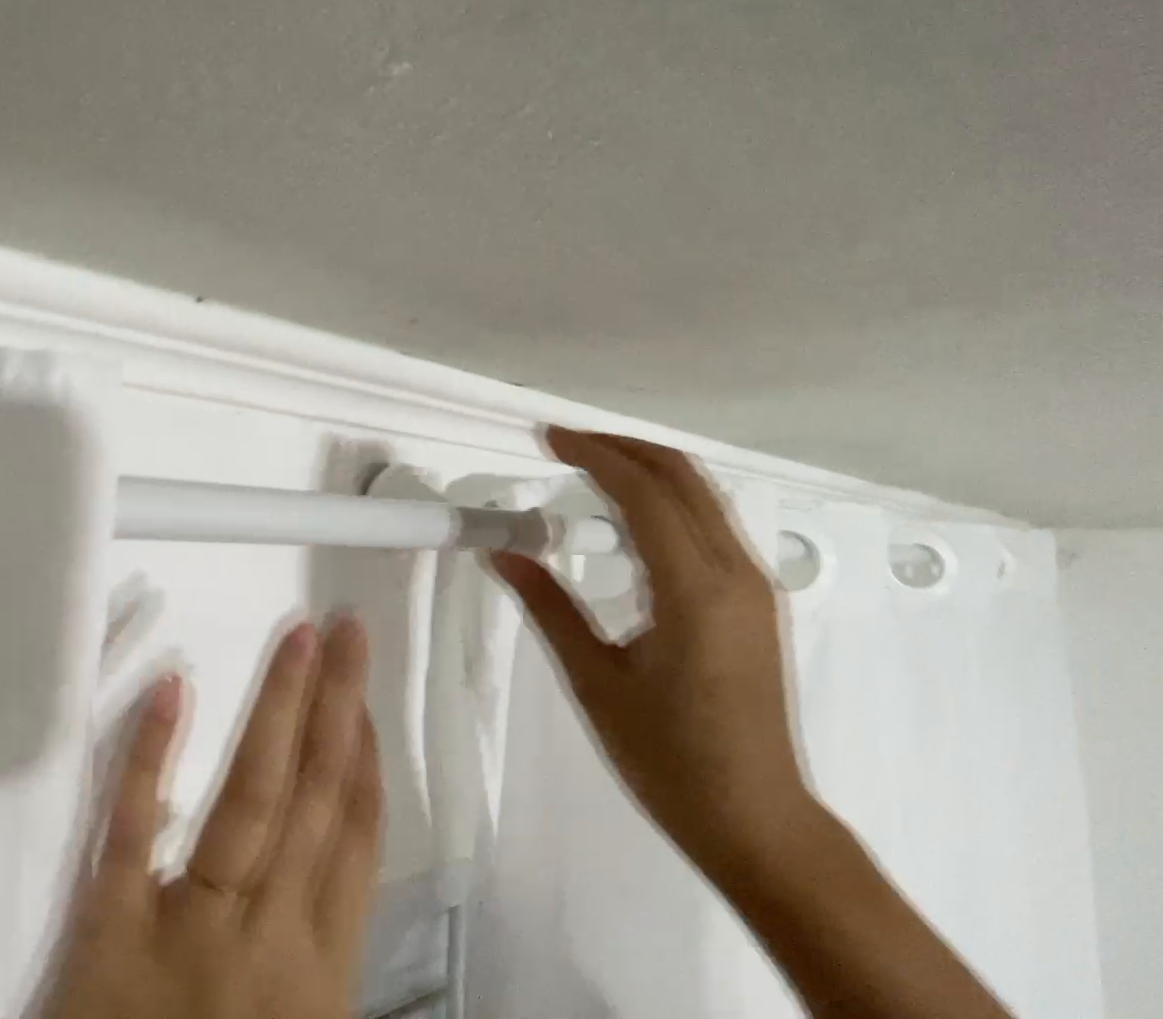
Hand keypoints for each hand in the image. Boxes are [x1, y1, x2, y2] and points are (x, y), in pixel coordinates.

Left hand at [42, 618, 383, 1018]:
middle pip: (314, 799)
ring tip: (298, 638)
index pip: (355, 839)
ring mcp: (190, 926)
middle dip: (336, 705)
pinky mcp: (110, 927)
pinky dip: (152, 754)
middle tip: (347, 630)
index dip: (364, 758)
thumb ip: (313, 946)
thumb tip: (331, 859)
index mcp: (318, 966)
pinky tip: (175, 687)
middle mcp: (267, 934)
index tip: (365, 697)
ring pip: (249, 799)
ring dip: (276, 709)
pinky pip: (133, 827)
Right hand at [492, 427, 813, 878]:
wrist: (754, 818)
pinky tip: (625, 521)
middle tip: (563, 443)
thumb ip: (549, 606)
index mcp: (695, 591)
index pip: (645, 494)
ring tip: (586, 471)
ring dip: (646, 471)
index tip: (546, 438)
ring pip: (703, 499)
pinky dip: (665, 503)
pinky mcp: (755, 603)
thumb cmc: (666, 757)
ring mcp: (754, 587)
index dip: (594, 456)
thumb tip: (501, 552)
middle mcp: (736, 574)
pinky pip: (710, 527)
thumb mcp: (594, 680)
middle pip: (684, 480)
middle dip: (623, 448)